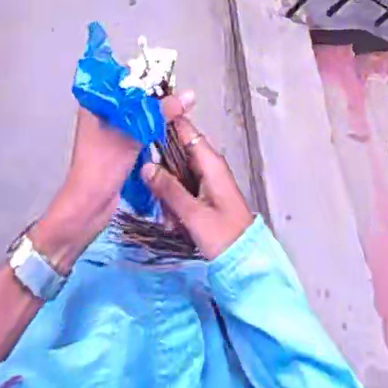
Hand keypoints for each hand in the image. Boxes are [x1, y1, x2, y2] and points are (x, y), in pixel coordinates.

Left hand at [32, 93, 191, 271]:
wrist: (89, 205)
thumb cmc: (103, 165)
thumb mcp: (133, 134)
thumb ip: (159, 113)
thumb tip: (188, 95)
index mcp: (94, 100)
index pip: (122, 78)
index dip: (145, 76)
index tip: (169, 79)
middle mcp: (99, 110)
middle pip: (131, 95)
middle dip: (153, 96)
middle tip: (179, 96)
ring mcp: (107, 128)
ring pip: (135, 113)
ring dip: (154, 113)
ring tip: (178, 110)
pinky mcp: (116, 145)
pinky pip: (136, 129)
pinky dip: (150, 128)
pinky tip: (168, 129)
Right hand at [142, 98, 253, 259]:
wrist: (248, 267)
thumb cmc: (225, 238)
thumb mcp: (193, 214)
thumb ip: (169, 189)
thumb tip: (145, 166)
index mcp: (210, 162)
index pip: (184, 127)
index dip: (164, 119)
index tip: (139, 121)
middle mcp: (207, 165)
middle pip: (174, 149)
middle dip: (159, 166)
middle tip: (148, 185)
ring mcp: (205, 180)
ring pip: (174, 171)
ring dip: (165, 190)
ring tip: (166, 216)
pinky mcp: (202, 195)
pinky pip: (180, 188)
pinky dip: (172, 202)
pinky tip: (171, 222)